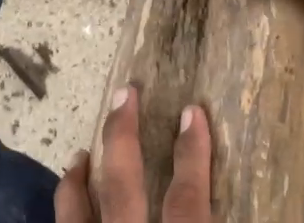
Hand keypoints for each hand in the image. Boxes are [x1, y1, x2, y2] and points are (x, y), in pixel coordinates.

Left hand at [55, 86, 211, 222]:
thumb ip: (205, 218)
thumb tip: (236, 207)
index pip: (186, 200)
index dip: (192, 155)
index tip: (192, 112)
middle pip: (121, 188)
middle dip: (121, 137)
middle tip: (125, 92)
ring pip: (77, 216)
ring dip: (76, 183)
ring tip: (79, 153)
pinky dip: (66, 213)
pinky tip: (69, 206)